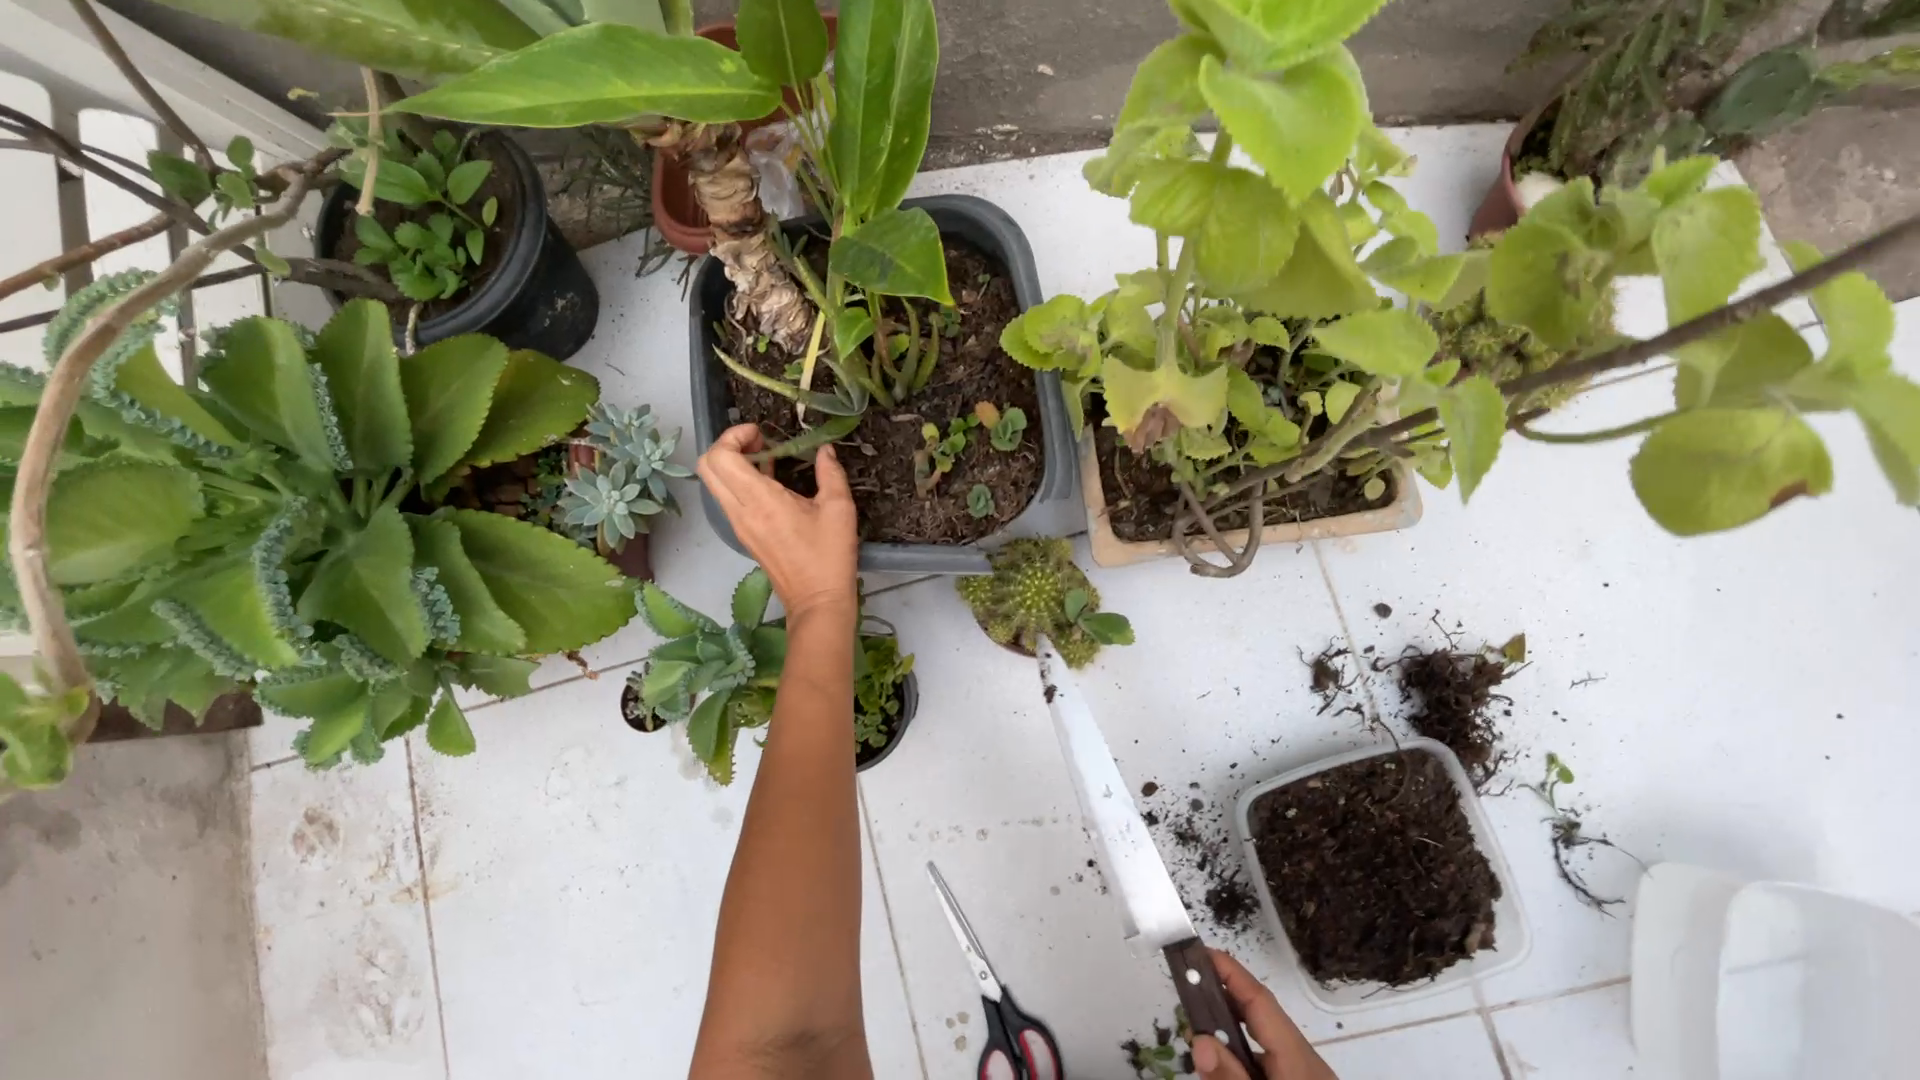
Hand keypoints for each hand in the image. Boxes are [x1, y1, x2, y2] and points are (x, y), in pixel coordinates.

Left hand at [696, 424, 857, 621]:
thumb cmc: (829, 556)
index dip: (733, 436)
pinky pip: (729, 498)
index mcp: (760, 501)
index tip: (762, 433)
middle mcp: (740, 512)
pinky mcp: (744, 534)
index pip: (720, 458)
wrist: (817, 602)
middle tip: (760, 442)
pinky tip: (772, 481)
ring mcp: (738, 525)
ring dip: (734, 463)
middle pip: (707, 466)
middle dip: (728, 445)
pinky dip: (741, 481)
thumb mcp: (839, 509)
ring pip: (715, 483)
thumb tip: (825, 451)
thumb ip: (831, 473)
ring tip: (768, 457)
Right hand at [1190, 950, 1337, 1079]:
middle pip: (1262, 1014)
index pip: (1260, 1000)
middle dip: (1224, 995)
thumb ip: (1230, 1076)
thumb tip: (1198, 1040)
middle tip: (1185, 984)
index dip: (1229, 971)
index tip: (1197, 950)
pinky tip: (1223, 1058)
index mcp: (1299, 1057)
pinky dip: (1242, 1050)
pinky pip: (1269, 1056)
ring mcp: (1305, 1072)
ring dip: (1230, 1025)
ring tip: (1196, 1021)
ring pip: (1264, 1036)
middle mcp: (1306, 1059)